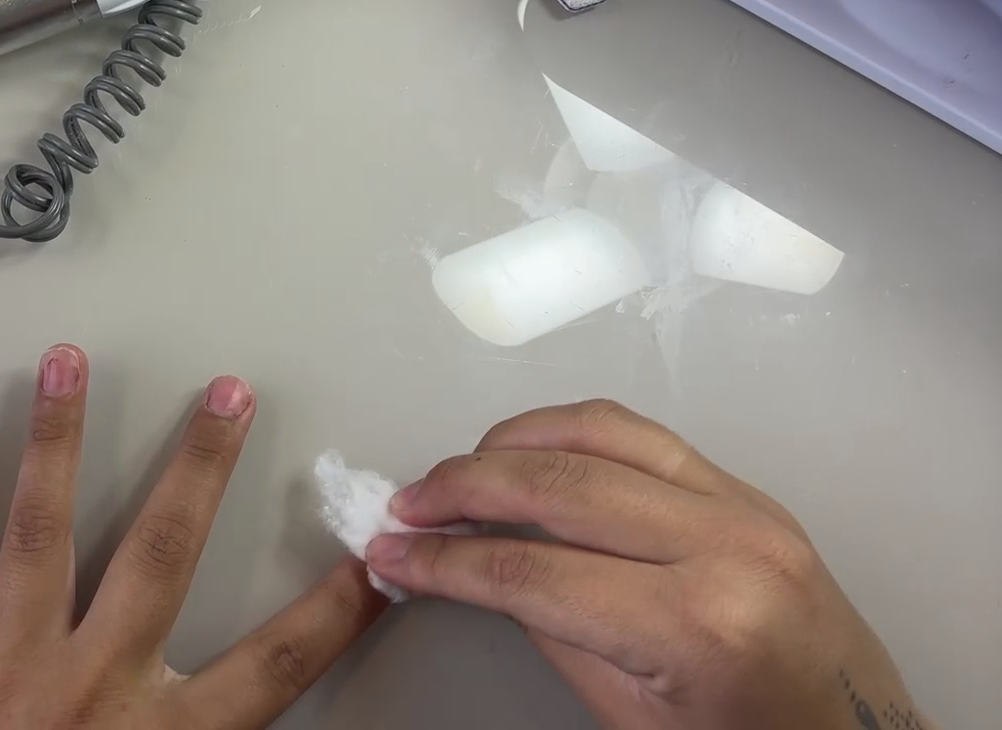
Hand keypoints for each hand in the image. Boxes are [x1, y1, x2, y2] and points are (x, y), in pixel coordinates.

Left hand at [0, 345, 385, 728]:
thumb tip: (252, 701)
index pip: (270, 671)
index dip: (327, 615)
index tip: (365, 558)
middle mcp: (92, 685)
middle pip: (161, 556)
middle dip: (199, 469)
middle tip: (226, 394)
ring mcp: (9, 663)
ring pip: (42, 529)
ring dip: (56, 437)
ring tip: (66, 362)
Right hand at [364, 400, 931, 729]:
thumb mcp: (622, 704)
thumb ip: (536, 613)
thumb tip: (447, 554)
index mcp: (699, 627)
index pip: (527, 572)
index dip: (441, 560)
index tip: (387, 551)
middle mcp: (724, 547)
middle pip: (549, 485)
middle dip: (457, 488)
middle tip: (406, 504)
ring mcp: (741, 503)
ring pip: (584, 433)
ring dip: (501, 445)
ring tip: (457, 473)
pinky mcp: (739, 484)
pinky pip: (627, 427)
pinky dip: (555, 427)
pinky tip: (519, 449)